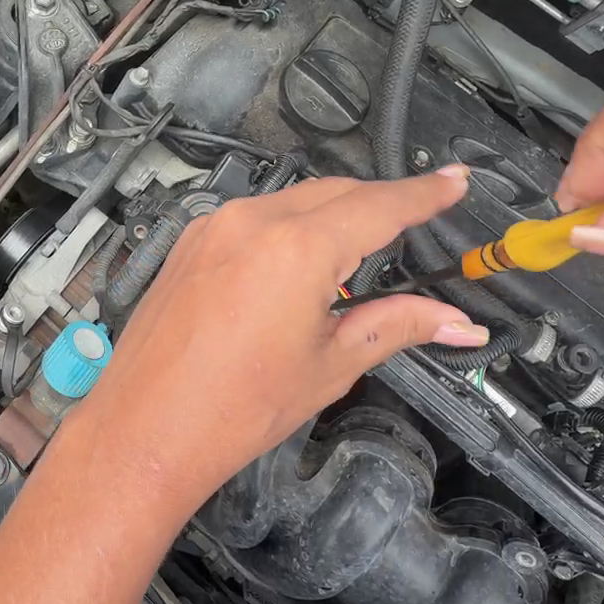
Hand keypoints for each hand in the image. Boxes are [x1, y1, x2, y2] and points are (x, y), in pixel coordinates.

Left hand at [71, 170, 492, 513]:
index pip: (377, 206)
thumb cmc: (237, 405)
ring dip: (330, 212)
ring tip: (360, 243)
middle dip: (379, 201)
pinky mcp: (190, 240)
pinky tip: (298, 258)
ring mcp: (214, 226)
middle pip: (333, 193)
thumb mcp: (330, 364)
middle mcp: (251, 221)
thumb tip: (455, 320)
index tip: (452, 181)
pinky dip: (287, 225)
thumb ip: (394, 324)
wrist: (148, 423)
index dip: (423, 193)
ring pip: (290, 201)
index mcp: (295, 248)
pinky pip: (252, 216)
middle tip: (418, 213)